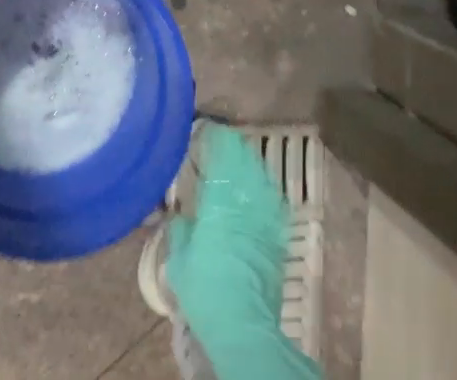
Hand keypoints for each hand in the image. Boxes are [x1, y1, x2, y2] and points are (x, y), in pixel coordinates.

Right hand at [164, 127, 316, 379]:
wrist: (243, 326)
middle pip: (244, 159)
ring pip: (260, 177)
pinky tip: (249, 196)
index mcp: (220, 198)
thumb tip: (181, 214)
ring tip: (230, 166)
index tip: (199, 130)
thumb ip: (180, 227)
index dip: (212, 135)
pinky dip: (259, 191)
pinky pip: (270, 201)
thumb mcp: (178, 256)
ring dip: (246, 166)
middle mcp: (248, 200)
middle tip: (211, 145)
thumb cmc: (204, 288)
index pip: (221, 151)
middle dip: (229, 148)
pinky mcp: (278, 237)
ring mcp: (268, 218)